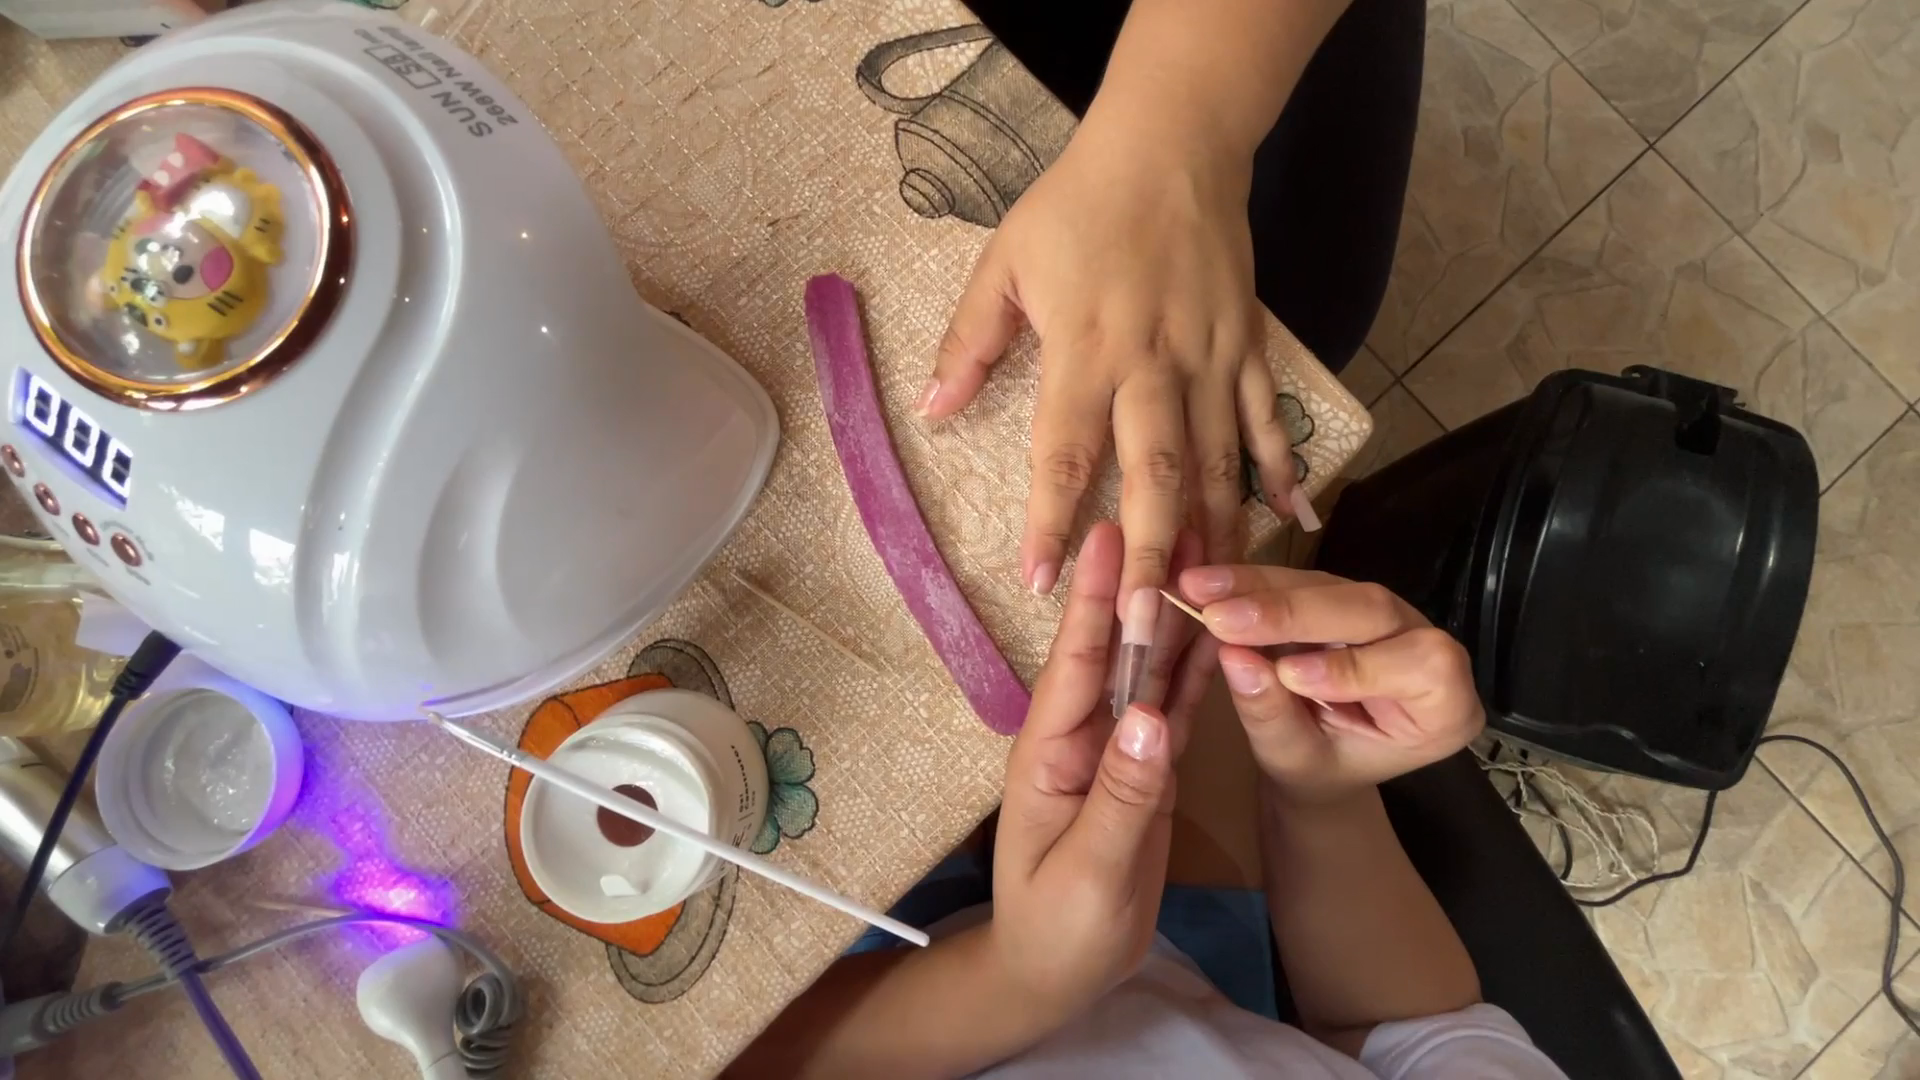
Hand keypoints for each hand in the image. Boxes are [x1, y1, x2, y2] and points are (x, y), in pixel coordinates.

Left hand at [920, 110, 1304, 601]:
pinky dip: (1281, 470)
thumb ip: (968, 341)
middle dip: (1147, 552)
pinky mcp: (1249, 348)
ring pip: (1216, 463)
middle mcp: (1151, 368)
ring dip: (1212, 536)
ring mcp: (1210, 361)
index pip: (1063, 453)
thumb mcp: (1002, 263)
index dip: (1050, 521)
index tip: (1038, 582)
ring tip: (1211, 601)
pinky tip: (1293, 520)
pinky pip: (1267, 419)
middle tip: (1143, 622)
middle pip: (1153, 475)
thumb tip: (931, 408)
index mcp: (1084, 351)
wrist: (1170, 145)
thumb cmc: (1077, 208)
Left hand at [990, 522, 1219, 1013]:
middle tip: (1171, 520)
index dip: (1093, 597)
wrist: (1056, 968)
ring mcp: (1116, 743)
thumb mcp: (1089, 871)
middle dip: (1139, 585)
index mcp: (1051, 746)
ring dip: (1175, 617)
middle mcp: (1082, 729)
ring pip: (1149, 669)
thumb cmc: (1056, 924)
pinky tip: (1218, 635)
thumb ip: (1122, 795)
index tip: (1110, 534)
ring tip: (1205, 559)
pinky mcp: (1145, 764)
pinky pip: (1173, 707)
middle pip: (1115, 648)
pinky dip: (1194, 670)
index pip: (1076, 660)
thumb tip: (1153, 718)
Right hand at [1178, 565, 1483, 804]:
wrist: (1314, 760)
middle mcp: (1420, 647)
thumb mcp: (1294, 759)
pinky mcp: (1336, 597)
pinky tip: (1206, 585)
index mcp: (1442, 707)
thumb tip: (1232, 657)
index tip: (1290, 675)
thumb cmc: (1317, 772)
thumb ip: (1271, 714)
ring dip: (1257, 586)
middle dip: (1291, 612)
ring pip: (1326, 585)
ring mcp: (1379, 616)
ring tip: (1198, 590)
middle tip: (1221, 616)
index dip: (1358, 665)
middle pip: (1370, 609)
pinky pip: (1296, 579)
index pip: (1423, 668)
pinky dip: (1247, 582)